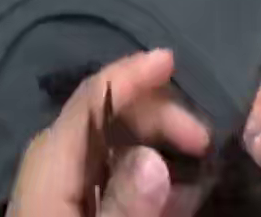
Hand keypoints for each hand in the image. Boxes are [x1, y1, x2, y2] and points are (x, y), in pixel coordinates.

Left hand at [8, 50, 212, 216]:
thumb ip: (125, 208)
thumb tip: (154, 158)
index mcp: (53, 156)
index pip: (92, 97)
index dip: (130, 74)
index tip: (172, 58)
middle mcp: (55, 157)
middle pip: (109, 116)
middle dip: (157, 115)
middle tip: (208, 142)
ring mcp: (63, 181)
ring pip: (115, 143)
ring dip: (157, 142)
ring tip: (202, 163)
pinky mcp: (74, 203)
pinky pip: (114, 173)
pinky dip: (148, 176)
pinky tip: (180, 194)